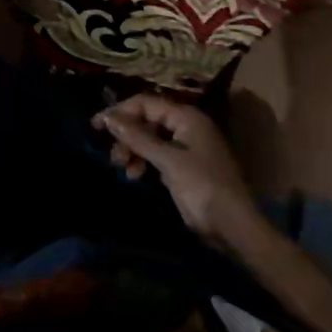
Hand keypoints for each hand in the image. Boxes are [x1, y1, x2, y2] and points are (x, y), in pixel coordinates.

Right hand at [93, 94, 262, 241]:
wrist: (234, 228)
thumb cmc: (203, 187)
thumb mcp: (168, 160)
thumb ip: (137, 137)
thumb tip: (107, 118)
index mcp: (187, 117)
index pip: (145, 103)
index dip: (119, 112)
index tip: (96, 126)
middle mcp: (186, 126)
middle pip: (145, 120)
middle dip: (126, 135)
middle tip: (113, 155)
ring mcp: (186, 147)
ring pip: (148, 138)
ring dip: (132, 150)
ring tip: (122, 168)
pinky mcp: (184, 167)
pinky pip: (156, 154)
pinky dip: (142, 162)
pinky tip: (135, 175)